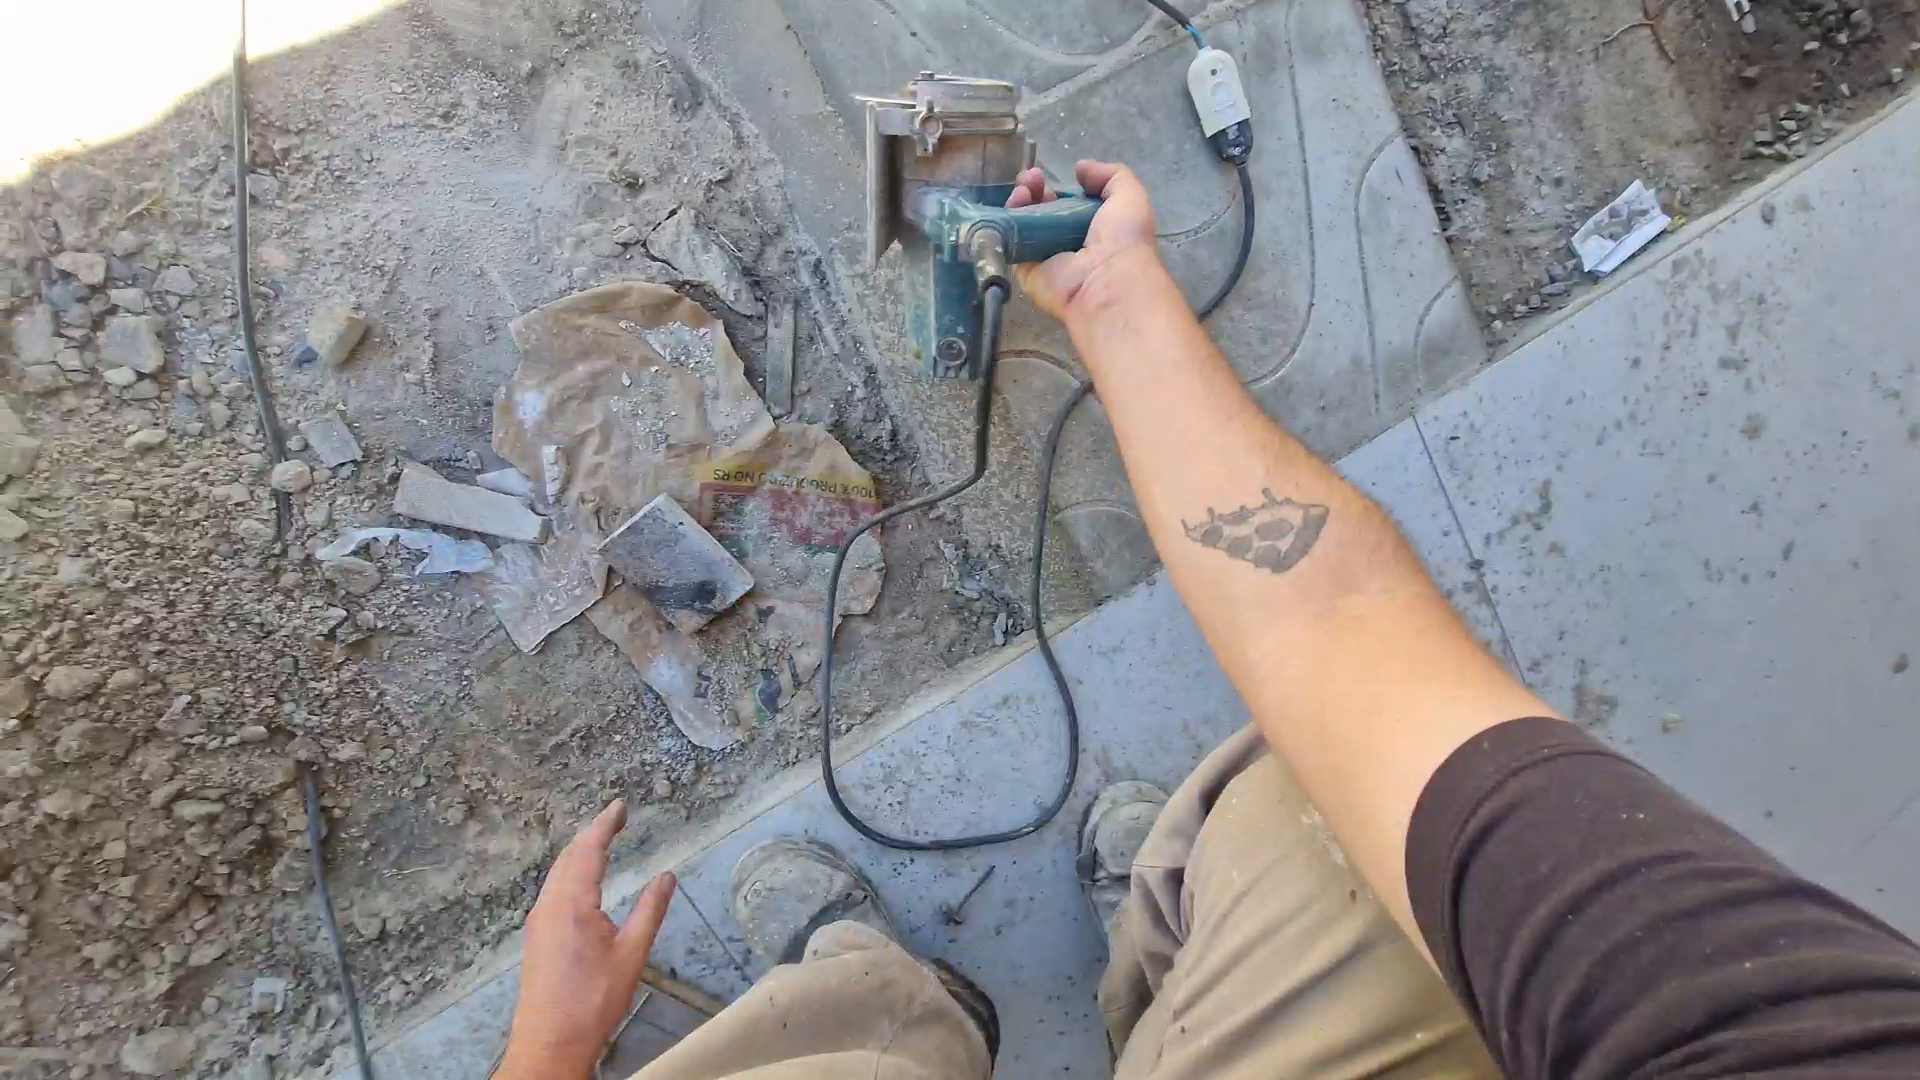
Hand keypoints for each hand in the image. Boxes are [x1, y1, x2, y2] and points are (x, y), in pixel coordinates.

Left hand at [498, 801, 676, 1079]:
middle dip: (593, 832)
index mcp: (572, 904)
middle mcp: (549, 906)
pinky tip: (582, 875)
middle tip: (617, 816)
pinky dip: (571, 869)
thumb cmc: (595, 999)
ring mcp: (538, 922)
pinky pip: (553, 887)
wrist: (549, 1046)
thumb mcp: (633, 953)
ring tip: (602, 837)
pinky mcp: (536, 937)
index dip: (605, 824)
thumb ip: (651, 909)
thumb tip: (667, 874)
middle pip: (569, 856)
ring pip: (558, 872)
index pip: (588, 850)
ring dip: (580, 850)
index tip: (621, 805)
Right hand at [1006, 160, 1159, 320]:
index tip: (1050, 174)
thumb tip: (1081, 168)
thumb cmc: (1123, 239)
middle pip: (1042, 213)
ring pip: (1024, 226)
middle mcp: (1067, 244)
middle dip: (1034, 190)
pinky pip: (1012, 245)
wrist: (1108, 280)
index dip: (1056, 188)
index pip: (1066, 205)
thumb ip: (1110, 175)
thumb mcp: (1129, 195)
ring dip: (1020, 201)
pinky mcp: (1026, 272)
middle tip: (1031, 178)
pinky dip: (1009, 223)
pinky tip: (1015, 204)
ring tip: (1023, 189)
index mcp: (1092, 229)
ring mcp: (1045, 260)